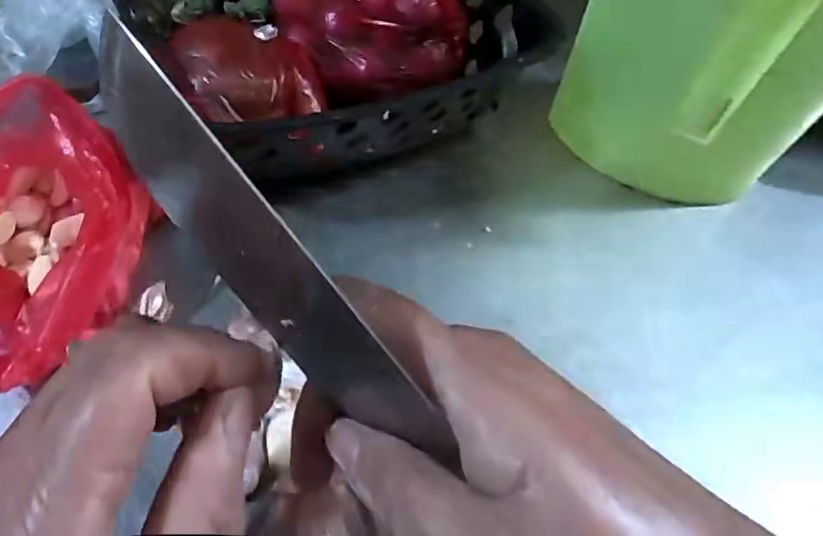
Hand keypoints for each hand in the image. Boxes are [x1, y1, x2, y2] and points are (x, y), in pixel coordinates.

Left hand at [0, 316, 277, 534]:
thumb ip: (207, 495)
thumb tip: (241, 393)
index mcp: (48, 502)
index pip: (127, 369)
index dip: (201, 352)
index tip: (259, 370)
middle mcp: (13, 462)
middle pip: (107, 354)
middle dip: (186, 350)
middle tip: (245, 378)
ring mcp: (4, 461)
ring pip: (90, 363)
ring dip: (160, 362)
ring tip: (216, 391)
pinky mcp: (8, 470)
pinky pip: (75, 391)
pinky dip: (129, 383)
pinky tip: (166, 413)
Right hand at [283, 280, 766, 535]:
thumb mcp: (473, 534)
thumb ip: (398, 482)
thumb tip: (342, 433)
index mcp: (465, 366)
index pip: (378, 309)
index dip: (325, 320)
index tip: (284, 380)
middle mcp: (486, 355)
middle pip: (392, 352)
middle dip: (347, 404)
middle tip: (321, 481)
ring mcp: (516, 381)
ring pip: (424, 386)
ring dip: (386, 431)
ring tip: (369, 501)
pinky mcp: (538, 411)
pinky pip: (462, 409)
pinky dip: (427, 443)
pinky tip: (431, 503)